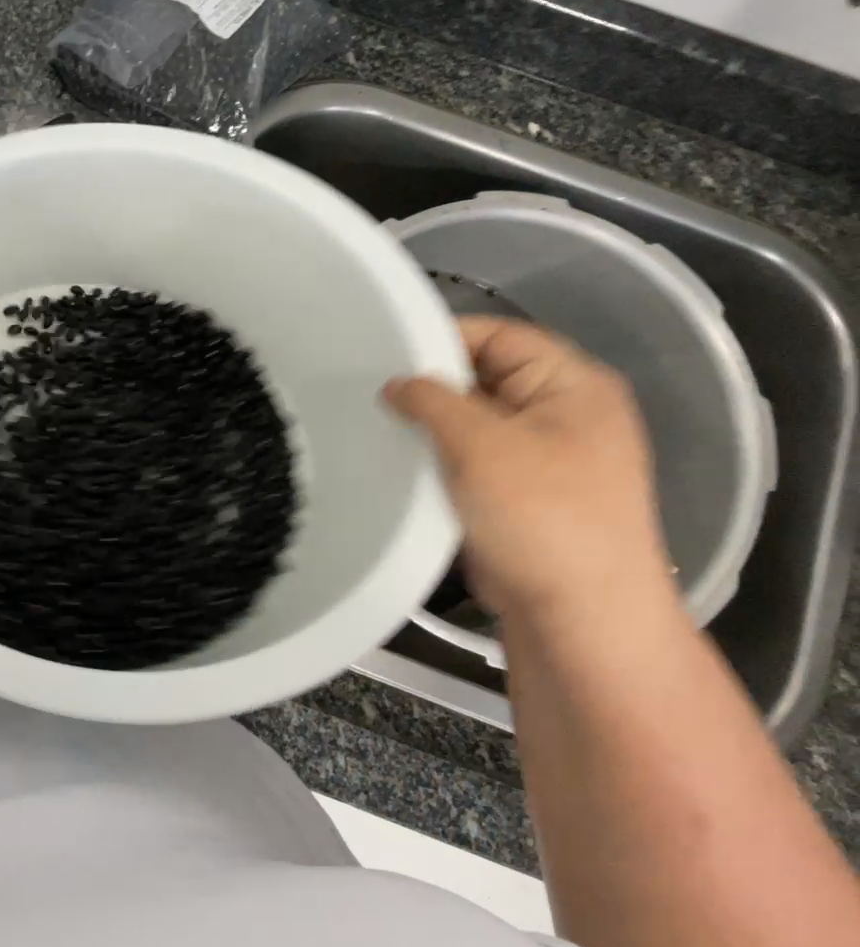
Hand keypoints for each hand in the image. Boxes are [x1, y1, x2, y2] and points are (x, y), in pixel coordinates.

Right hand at [384, 317, 676, 621]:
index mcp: (573, 386)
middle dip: (429, 385)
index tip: (382, 353)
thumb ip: (432, 401)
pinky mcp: (520, 494)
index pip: (500, 336)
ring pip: (472, 422)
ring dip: (429, 426)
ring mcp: (543, 456)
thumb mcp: (481, 444)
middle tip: (369, 393)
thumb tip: (396, 382)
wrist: (577, 610)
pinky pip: (471, 459)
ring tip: (376, 427)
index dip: (442, 337)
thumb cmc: (540, 515)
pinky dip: (437, 458)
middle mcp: (563, 413)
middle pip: (484, 377)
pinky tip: (398, 464)